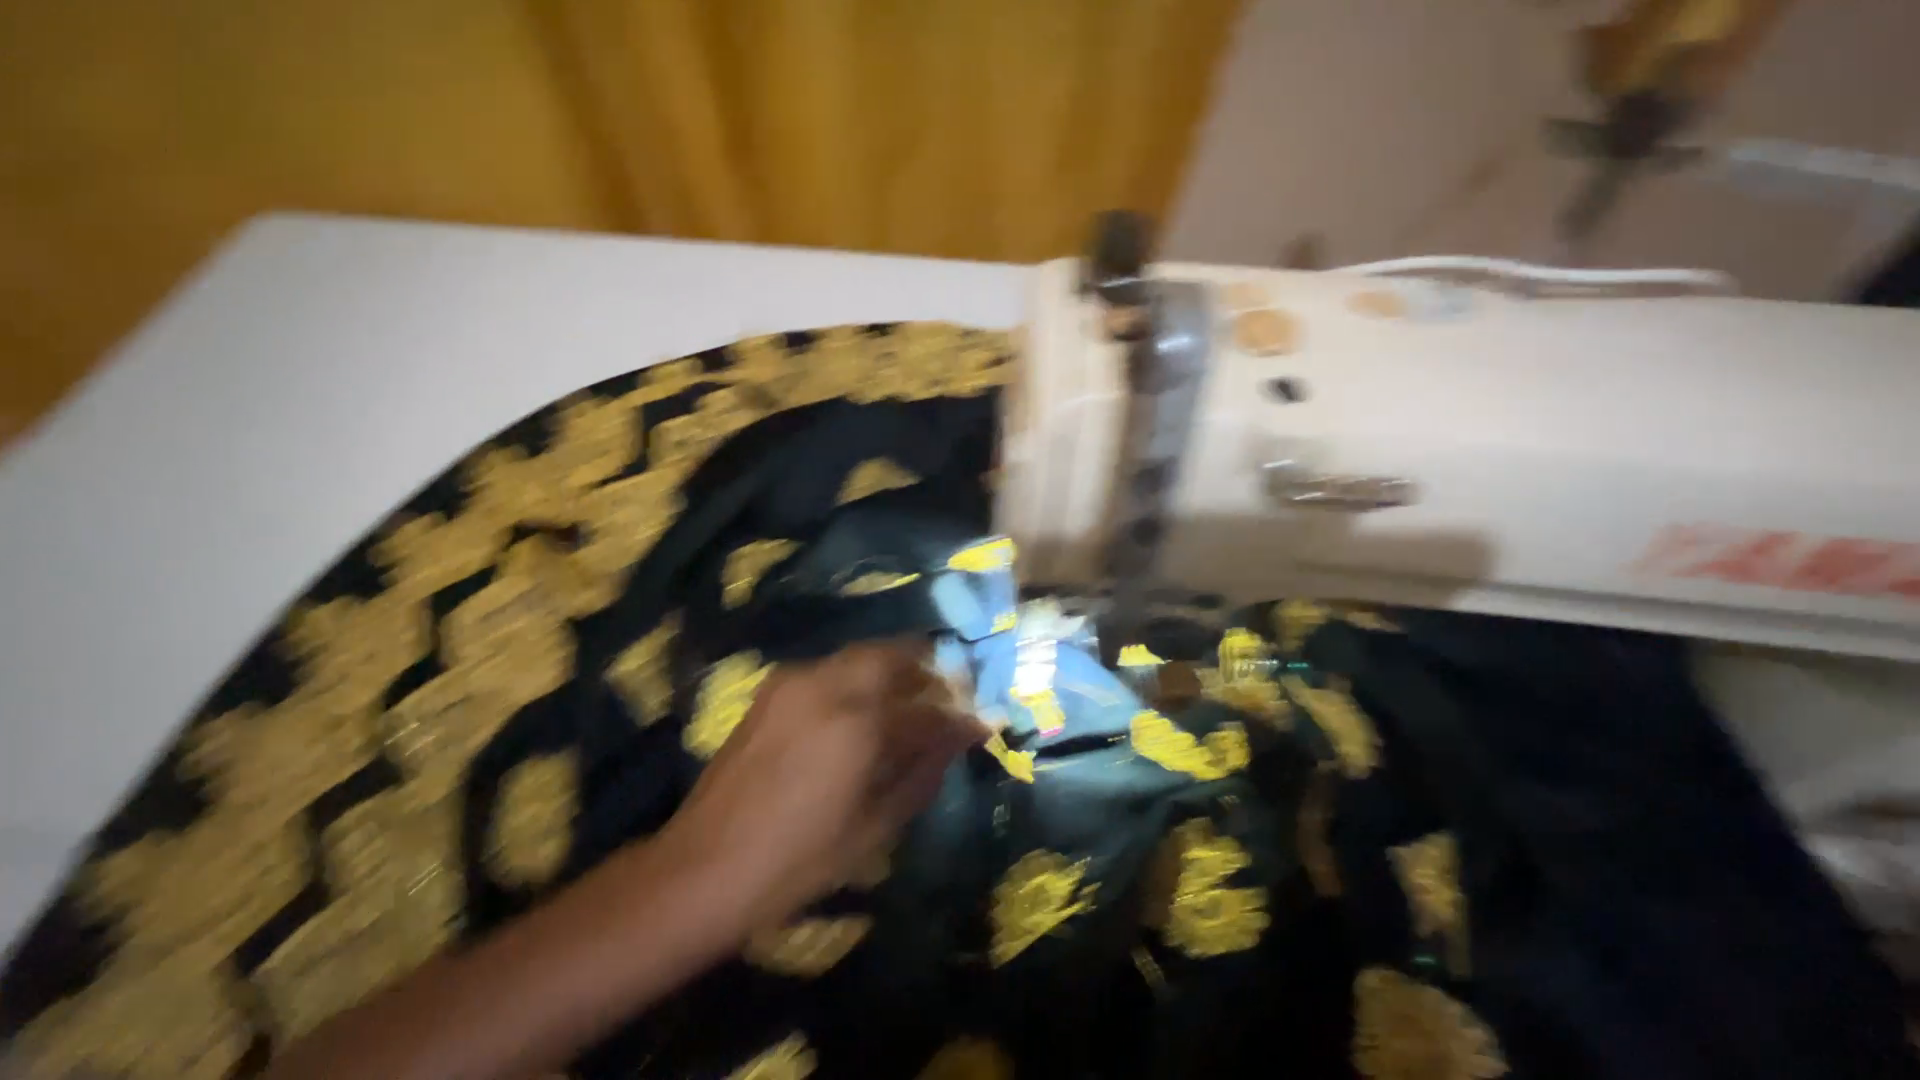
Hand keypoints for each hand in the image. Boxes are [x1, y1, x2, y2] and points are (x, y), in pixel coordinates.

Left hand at [655, 641, 987, 934]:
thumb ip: (924, 769)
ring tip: (912, 700)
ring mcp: (794, 682)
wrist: (705, 867)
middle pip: (893, 655)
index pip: (929, 705)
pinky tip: (865, 709)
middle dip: (928, 669)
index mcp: (859, 723)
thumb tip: (965, 733)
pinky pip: (830, 668)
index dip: (961, 713)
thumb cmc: (800, 861)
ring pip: (860, 656)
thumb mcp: (876, 824)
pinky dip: (859, 677)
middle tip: (949, 696)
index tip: (983, 721)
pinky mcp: (771, 690)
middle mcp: (828, 685)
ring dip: (893, 669)